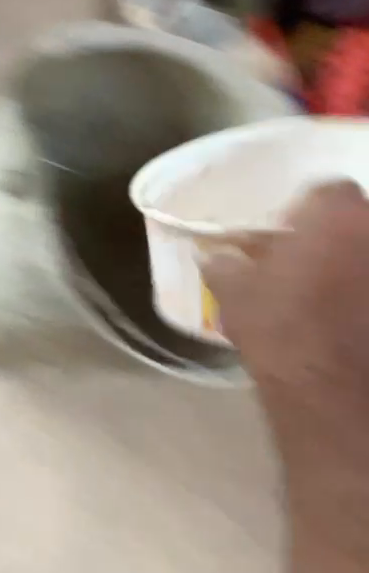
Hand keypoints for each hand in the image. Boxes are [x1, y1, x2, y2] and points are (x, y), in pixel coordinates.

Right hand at [204, 180, 368, 483]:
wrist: (333, 382)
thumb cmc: (278, 329)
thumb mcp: (232, 293)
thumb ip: (225, 265)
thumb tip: (217, 254)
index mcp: (334, 219)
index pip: (326, 190)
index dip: (304, 207)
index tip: (285, 227)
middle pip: (357, 215)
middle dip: (334, 231)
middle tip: (308, 252)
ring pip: (364, 248)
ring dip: (348, 258)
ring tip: (327, 281)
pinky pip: (366, 276)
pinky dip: (356, 284)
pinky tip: (345, 305)